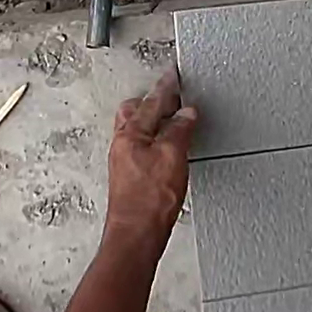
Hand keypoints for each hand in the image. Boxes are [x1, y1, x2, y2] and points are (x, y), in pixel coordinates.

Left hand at [104, 68, 199, 244]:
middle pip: (135, 111)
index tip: (173, 73)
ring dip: (156, 121)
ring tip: (175, 118)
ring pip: (139, 129)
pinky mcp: (132, 176)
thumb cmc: (149, 202)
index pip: (152, 100)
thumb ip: (181, 129)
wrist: (137, 238)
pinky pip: (143, 145)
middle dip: (153, 101)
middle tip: (173, 95)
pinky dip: (157, 138)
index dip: (166, 85)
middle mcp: (123, 145)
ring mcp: (126, 161)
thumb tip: (187, 113)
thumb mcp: (173, 156)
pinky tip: (169, 146)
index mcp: (131, 134)